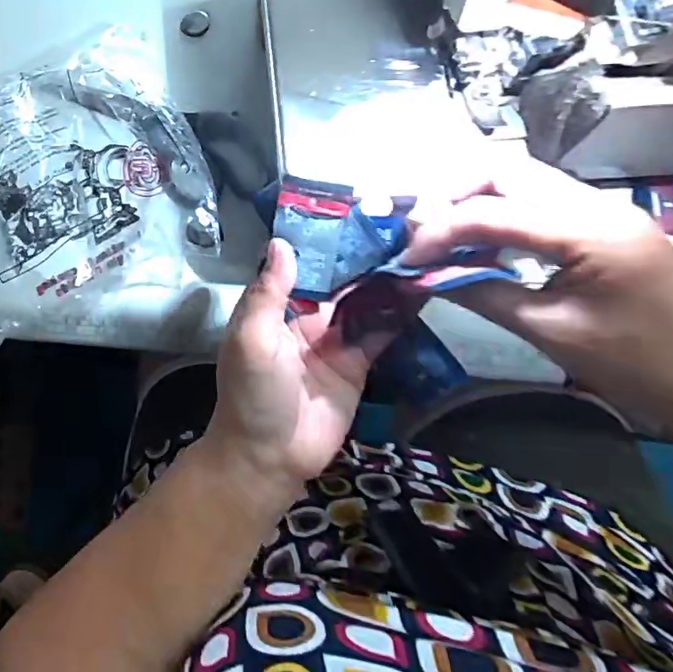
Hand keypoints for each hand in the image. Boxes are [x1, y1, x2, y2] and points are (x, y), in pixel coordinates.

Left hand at [205, 239, 400, 496]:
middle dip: (360, 260)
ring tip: (416, 254)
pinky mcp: (356, 366)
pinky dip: (397, 316)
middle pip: (334, 282)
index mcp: (272, 306)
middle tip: (397, 230)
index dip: (323, 245)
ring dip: (383, 284)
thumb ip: (269, 292)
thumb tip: (281, 243)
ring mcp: (330, 341)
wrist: (270, 455)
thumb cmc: (252, 390)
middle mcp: (302, 317)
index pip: (300, 266)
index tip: (352, 216)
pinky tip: (420, 292)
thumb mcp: (252, 336)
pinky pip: (377, 335)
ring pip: (360, 304)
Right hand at [401, 154, 672, 416]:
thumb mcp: (550, 332)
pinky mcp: (611, 227)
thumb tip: (420, 275)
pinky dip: (506, 215)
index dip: (438, 231)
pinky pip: (543, 202)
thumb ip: (479, 292)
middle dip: (453, 196)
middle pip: (503, 171)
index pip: (489, 210)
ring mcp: (608, 212)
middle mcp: (598, 205)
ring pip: (522, 180)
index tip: (407, 258)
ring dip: (478, 202)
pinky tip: (490, 248)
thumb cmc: (646, 368)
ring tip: (450, 241)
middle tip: (426, 235)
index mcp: (588, 229)